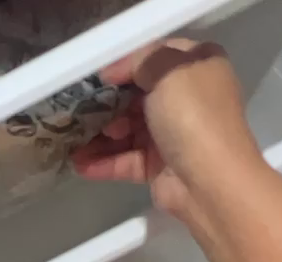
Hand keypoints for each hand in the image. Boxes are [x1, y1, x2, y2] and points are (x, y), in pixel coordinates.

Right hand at [72, 39, 263, 226]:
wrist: (209, 181)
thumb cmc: (193, 116)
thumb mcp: (167, 71)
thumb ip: (140, 61)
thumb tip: (115, 71)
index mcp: (196, 68)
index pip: (156, 60)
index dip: (126, 67)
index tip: (98, 79)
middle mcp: (185, 100)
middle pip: (137, 98)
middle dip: (108, 106)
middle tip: (82, 113)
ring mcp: (172, 136)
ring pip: (129, 132)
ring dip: (100, 137)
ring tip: (73, 143)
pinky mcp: (159, 168)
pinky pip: (126, 161)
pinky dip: (104, 163)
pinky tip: (80, 165)